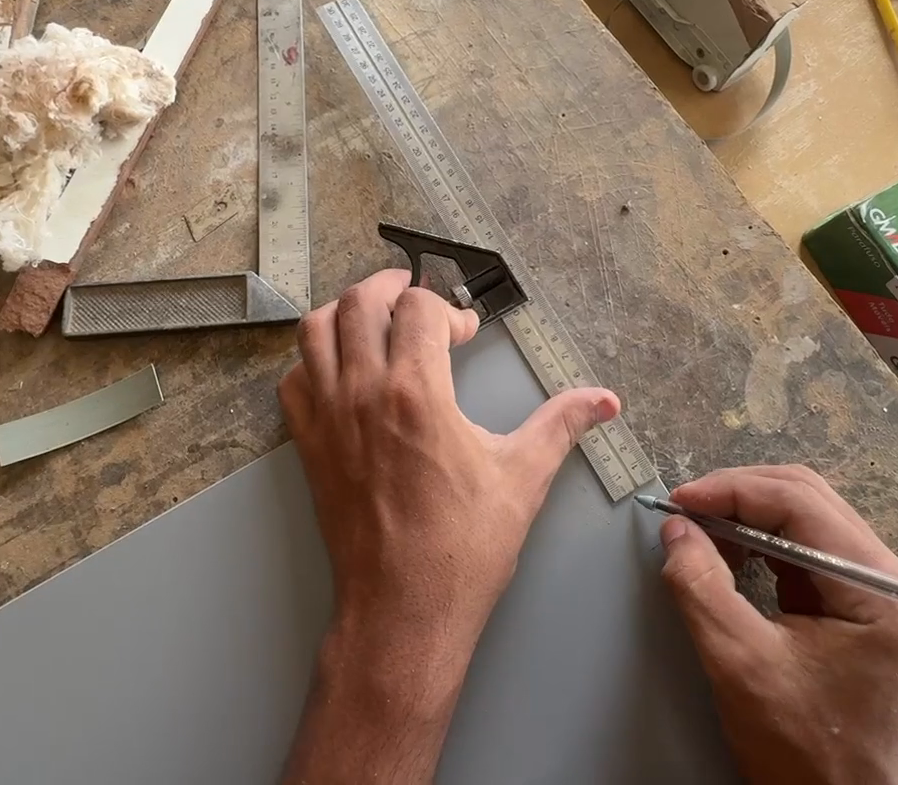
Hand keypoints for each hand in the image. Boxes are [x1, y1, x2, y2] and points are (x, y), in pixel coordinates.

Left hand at [279, 269, 620, 783]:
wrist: (402, 611)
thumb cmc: (463, 547)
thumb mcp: (522, 477)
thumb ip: (562, 424)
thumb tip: (605, 399)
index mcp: (416, 391)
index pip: (418, 307)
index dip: (449, 308)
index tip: (467, 332)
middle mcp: (362, 392)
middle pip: (359, 301)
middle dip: (391, 287)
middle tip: (416, 298)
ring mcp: (326, 417)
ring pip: (314, 330)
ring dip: (344, 313)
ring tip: (375, 321)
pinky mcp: (307, 445)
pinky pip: (293, 380)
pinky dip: (312, 361)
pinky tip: (342, 373)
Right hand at [657, 466, 897, 784]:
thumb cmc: (802, 750)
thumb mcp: (740, 665)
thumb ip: (702, 587)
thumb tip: (676, 527)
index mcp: (880, 590)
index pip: (800, 503)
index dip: (733, 492)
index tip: (679, 501)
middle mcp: (887, 578)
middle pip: (805, 497)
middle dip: (738, 495)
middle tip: (686, 510)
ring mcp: (873, 589)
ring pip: (802, 514)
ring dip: (745, 514)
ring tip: (701, 533)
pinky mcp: (852, 603)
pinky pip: (800, 545)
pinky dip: (757, 540)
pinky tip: (726, 554)